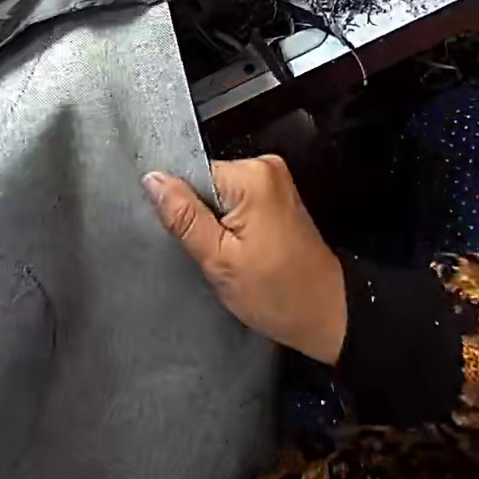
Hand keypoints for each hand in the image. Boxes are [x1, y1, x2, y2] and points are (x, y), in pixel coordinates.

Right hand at [142, 156, 345, 364]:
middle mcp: (265, 166)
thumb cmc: (278, 292)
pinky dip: (230, 222)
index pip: (193, 172)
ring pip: (219, 192)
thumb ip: (184, 217)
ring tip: (229, 252)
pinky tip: (239, 247)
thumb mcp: (219, 260)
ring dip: (214, 221)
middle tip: (213, 250)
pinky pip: (235, 198)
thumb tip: (153, 180)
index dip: (183, 205)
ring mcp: (273, 178)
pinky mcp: (275, 193)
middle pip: (206, 180)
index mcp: (252, 175)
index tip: (190, 234)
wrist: (325, 311)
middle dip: (199, 215)